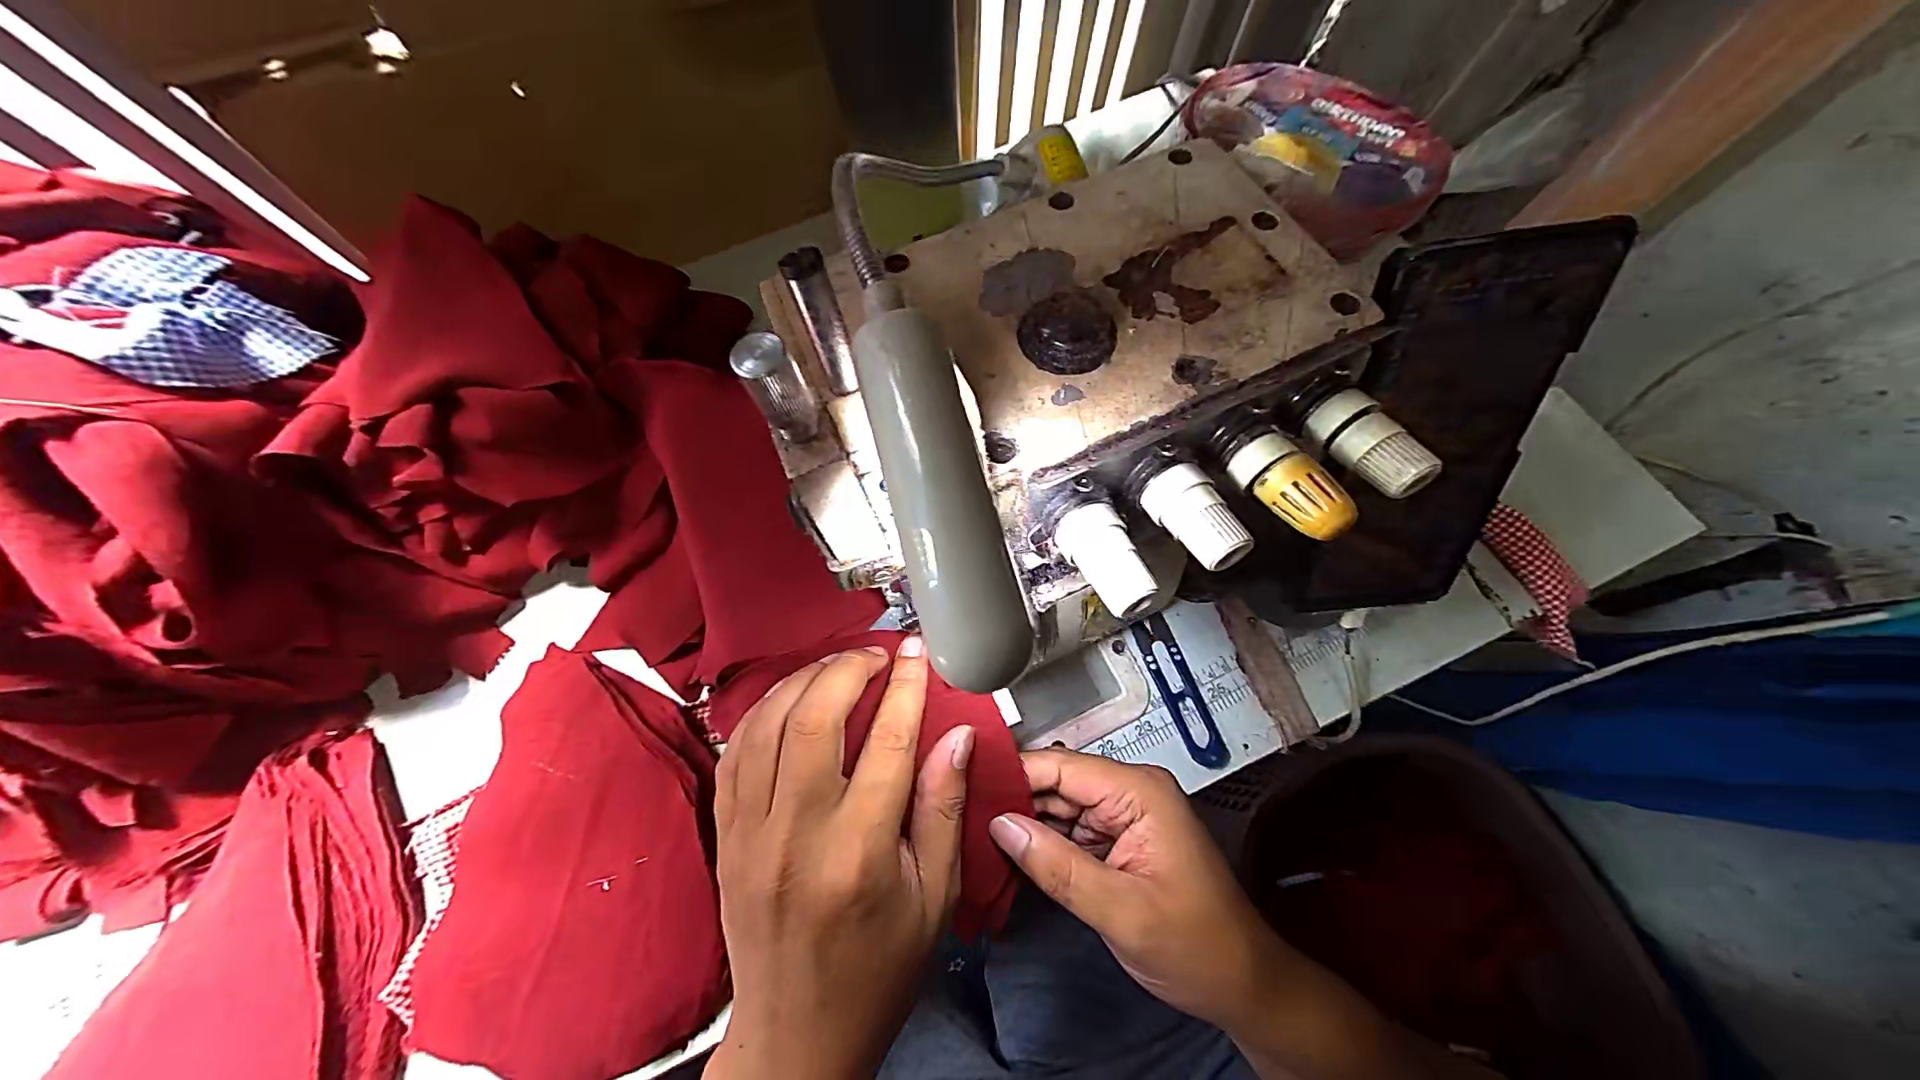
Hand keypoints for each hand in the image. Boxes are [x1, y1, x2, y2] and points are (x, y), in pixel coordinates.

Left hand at [704, 639, 974, 1079]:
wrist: (795, 1035)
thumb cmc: (879, 969)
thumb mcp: (935, 896)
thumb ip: (943, 808)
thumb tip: (957, 735)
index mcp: (858, 852)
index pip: (888, 743)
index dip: (907, 687)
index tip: (918, 653)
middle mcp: (796, 834)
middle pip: (813, 719)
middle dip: (848, 669)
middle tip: (878, 656)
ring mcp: (749, 833)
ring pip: (766, 725)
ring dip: (803, 681)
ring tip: (838, 668)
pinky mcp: (724, 836)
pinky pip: (735, 753)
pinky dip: (763, 712)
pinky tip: (790, 700)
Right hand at [991, 748, 1443, 1079]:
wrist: (1242, 986)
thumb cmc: (1194, 946)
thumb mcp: (1122, 912)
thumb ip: (1057, 866)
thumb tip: (998, 824)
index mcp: (1138, 791)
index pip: (1060, 767)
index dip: (1011, 773)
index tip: (962, 785)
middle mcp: (1128, 791)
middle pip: (1054, 782)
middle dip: (1010, 798)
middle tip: (957, 814)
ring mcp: (1121, 815)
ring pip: (1056, 806)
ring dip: (1020, 821)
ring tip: (969, 831)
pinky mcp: (1115, 839)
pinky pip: (1067, 831)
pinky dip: (1039, 843)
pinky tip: (1003, 852)